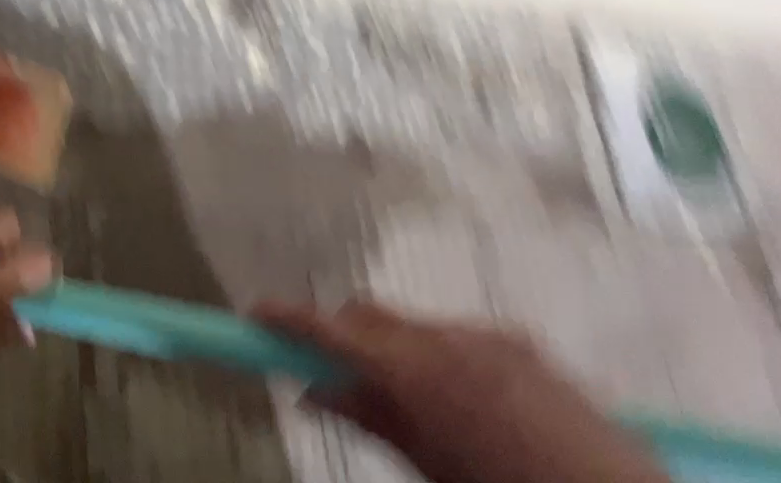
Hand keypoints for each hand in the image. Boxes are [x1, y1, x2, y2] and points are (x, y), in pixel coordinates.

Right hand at [253, 300, 669, 482]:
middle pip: (368, 312)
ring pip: (413, 324)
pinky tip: (465, 402)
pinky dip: (439, 354)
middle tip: (332, 369)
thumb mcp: (431, 469)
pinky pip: (458, 335)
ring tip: (412, 400)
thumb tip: (312, 390)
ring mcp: (489, 336)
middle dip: (341, 330)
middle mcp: (446, 338)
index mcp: (415, 372)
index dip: (287, 318)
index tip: (254, 317)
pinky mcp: (525, 345)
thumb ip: (369, 419)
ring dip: (393, 345)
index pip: (330, 328)